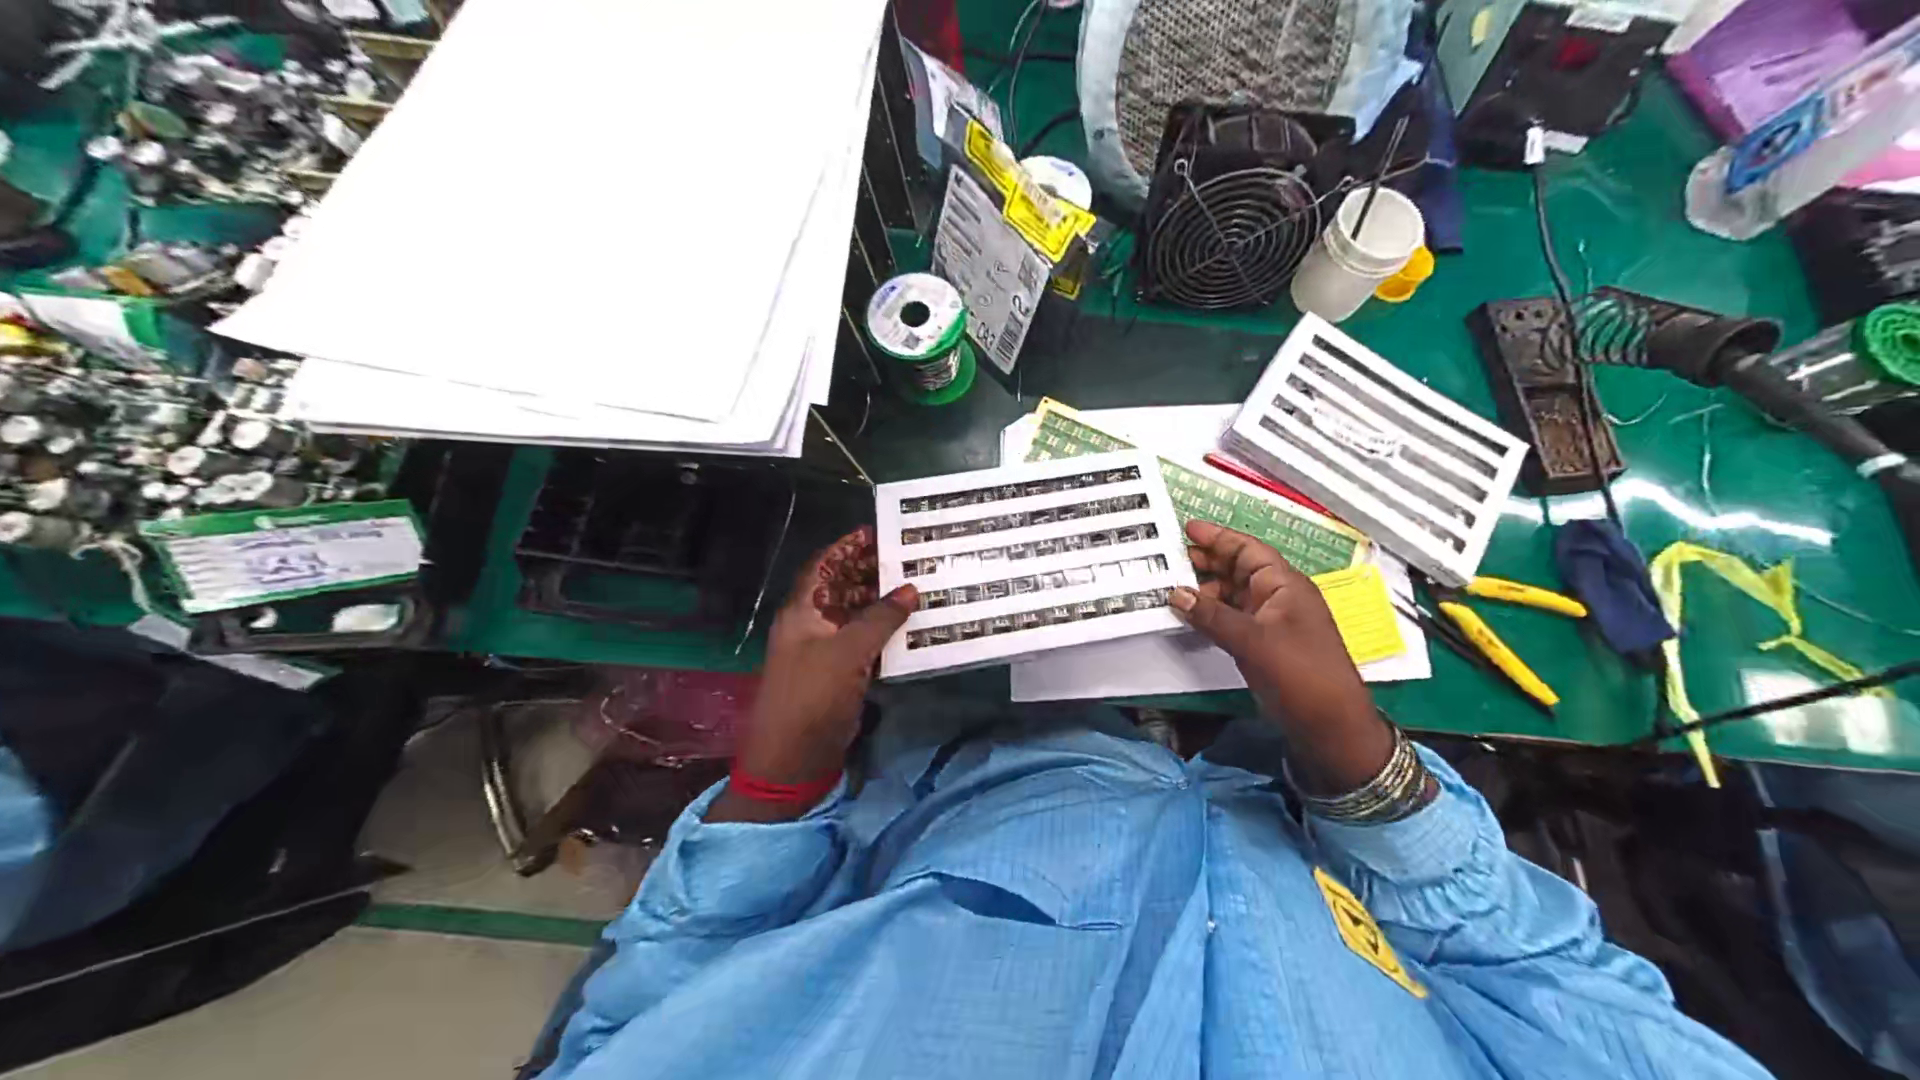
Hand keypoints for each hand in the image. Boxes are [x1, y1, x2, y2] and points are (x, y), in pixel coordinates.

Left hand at [734, 526, 916, 789]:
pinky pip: (864, 641)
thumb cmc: (813, 696)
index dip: (846, 547)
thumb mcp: (848, 652)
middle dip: (870, 571)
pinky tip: (911, 624)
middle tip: (908, 558)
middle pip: (841, 587)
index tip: (877, 533)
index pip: (823, 566)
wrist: (794, 758)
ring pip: (855, 614)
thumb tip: (910, 588)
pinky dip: (884, 631)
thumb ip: (880, 618)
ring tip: (916, 585)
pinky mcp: (840, 673)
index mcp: (802, 611)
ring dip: (881, 601)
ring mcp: (826, 650)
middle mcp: (812, 624)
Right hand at [1171, 519, 1390, 792]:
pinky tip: (1188, 614)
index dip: (1219, 537)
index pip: (1248, 550)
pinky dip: (1209, 613)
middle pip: (1238, 569)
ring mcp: (1268, 621)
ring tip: (1171, 586)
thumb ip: (1211, 615)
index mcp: (1284, 585)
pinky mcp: (1260, 643)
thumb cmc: (1300, 673)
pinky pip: (1229, 617)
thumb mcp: (1252, 640)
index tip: (1188, 528)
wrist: (1328, 724)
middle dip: (1207, 561)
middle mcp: (1277, 597)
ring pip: (1231, 594)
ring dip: (1204, 589)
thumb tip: (1176, 594)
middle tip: (1171, 556)